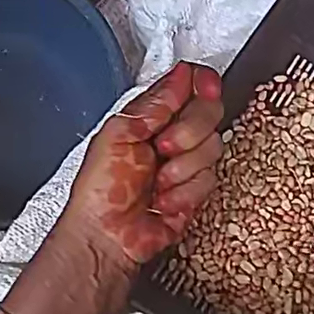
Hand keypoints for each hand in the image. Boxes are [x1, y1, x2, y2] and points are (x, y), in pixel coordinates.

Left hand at [53, 61, 225, 276]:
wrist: (106, 236)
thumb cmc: (100, 191)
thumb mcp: (117, 134)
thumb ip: (153, 105)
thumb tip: (181, 77)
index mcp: (151, 116)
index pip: (188, 85)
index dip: (201, 82)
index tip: (203, 88)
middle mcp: (172, 135)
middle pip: (209, 112)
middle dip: (188, 131)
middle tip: (162, 147)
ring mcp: (187, 163)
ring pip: (213, 147)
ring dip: (182, 168)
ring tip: (156, 182)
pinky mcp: (196, 191)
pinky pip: (209, 180)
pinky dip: (184, 193)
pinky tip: (164, 201)